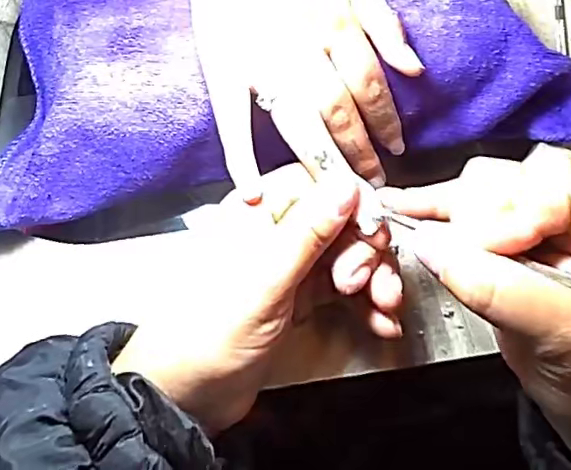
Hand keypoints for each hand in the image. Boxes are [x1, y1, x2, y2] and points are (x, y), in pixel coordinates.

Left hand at [113, 170, 399, 432]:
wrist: (188, 389)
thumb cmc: (209, 328)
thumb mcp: (266, 276)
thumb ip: (308, 230)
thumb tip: (344, 184)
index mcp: (256, 207)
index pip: (318, 182)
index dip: (353, 203)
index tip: (374, 232)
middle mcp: (273, 228)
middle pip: (338, 218)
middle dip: (366, 249)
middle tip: (372, 283)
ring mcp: (286, 262)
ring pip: (345, 252)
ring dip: (373, 276)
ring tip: (383, 305)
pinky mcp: (296, 295)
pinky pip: (343, 286)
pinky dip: (366, 301)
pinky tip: (380, 320)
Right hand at [183, 0, 423, 197]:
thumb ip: (383, 21)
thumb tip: (415, 70)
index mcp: (335, 22)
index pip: (371, 87)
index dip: (388, 124)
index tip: (397, 150)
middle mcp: (303, 47)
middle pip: (341, 113)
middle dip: (363, 156)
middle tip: (376, 191)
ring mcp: (261, 62)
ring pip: (301, 123)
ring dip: (325, 165)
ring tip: (344, 196)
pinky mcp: (225, 71)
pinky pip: (233, 120)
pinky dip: (242, 158)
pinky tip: (254, 192)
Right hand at [384, 150, 570, 468]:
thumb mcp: (568, 338)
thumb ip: (502, 289)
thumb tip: (432, 246)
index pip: (563, 184)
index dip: (518, 208)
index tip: (489, 246)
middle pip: (515, 177)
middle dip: (480, 214)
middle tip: (464, 255)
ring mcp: (538, 214)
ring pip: (480, 183)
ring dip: (451, 211)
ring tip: (438, 244)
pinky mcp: (500, 221)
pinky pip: (458, 199)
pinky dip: (429, 206)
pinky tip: (402, 207)